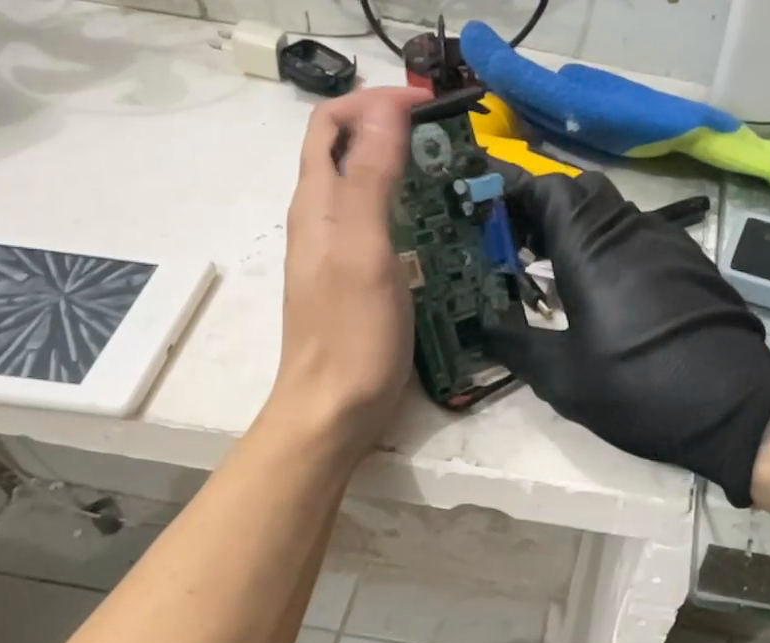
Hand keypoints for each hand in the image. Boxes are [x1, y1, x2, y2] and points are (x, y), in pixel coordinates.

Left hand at [266, 86, 430, 458]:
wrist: (332, 411)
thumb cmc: (350, 334)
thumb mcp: (363, 248)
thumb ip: (370, 176)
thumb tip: (386, 107)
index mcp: (316, 204)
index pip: (330, 124)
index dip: (372, 103)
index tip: (428, 109)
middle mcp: (321, 222)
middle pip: (349, 156)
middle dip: (395, 138)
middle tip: (449, 150)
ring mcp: (337, 257)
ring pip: (367, 196)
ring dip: (406, 180)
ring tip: (452, 187)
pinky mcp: (355, 288)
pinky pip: (381, 236)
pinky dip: (409, 222)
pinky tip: (438, 240)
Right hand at [487, 173, 769, 506]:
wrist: (733, 407)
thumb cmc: (639, 389)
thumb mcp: (564, 379)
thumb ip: (516, 345)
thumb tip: (484, 328)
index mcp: (591, 246)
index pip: (543, 186)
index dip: (511, 190)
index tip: (485, 210)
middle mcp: (630, 229)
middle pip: (578, 193)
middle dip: (543, 210)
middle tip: (519, 247)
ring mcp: (668, 244)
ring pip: (613, 216)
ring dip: (579, 234)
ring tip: (556, 275)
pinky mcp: (693, 266)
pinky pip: (641, 241)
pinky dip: (613, 253)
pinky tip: (607, 295)